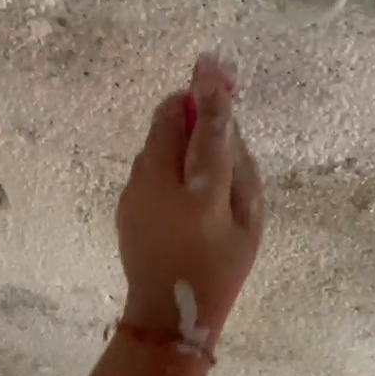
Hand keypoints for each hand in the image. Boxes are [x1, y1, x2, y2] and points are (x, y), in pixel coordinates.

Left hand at [116, 53, 263, 350]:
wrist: (165, 313)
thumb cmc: (219, 271)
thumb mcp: (250, 226)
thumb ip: (242, 171)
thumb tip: (229, 127)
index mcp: (202, 194)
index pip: (209, 130)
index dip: (212, 95)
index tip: (211, 63)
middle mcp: (162, 182)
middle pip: (169, 118)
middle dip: (189, 106)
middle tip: (209, 113)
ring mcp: (137, 187)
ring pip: (156, 137)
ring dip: (177, 133)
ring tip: (198, 164)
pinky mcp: (125, 195)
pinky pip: (148, 159)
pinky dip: (165, 156)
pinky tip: (178, 186)